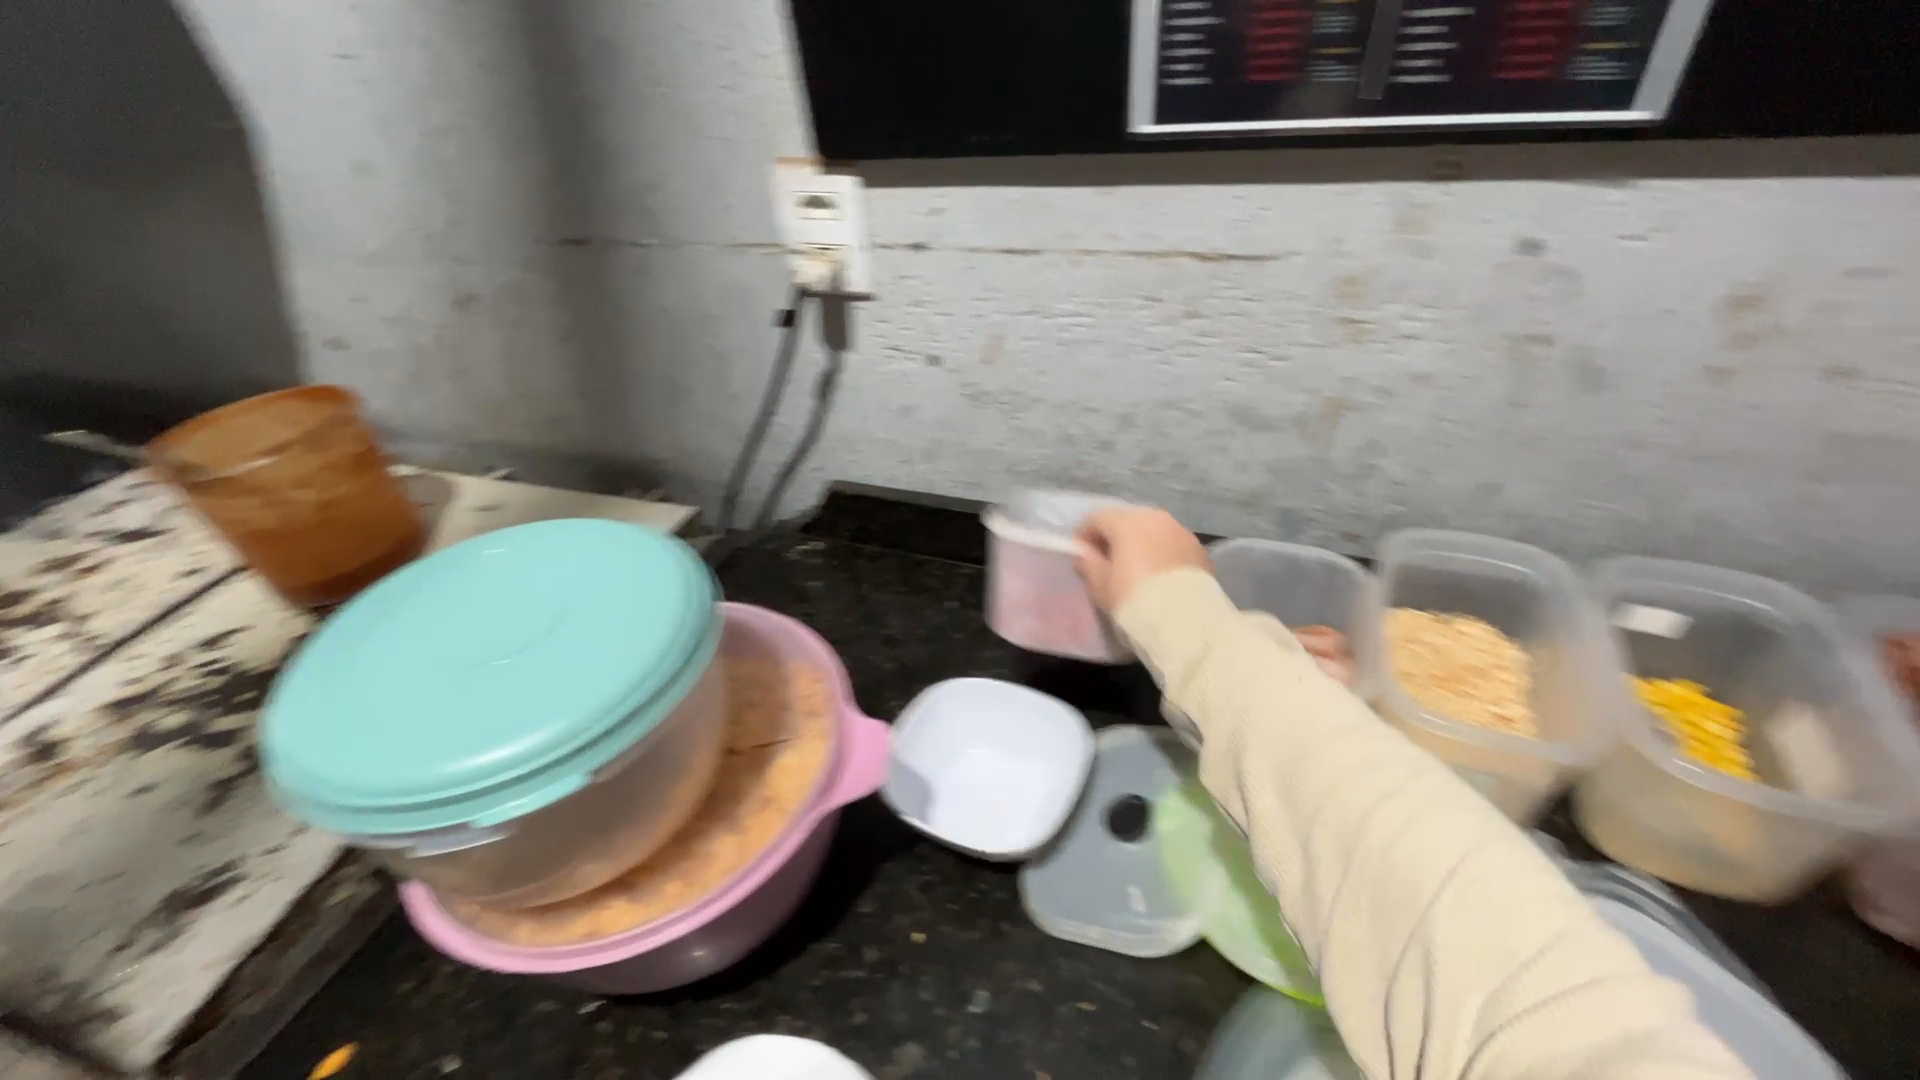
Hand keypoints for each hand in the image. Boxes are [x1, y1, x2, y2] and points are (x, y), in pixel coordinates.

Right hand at [1075, 507, 1209, 612]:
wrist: (1185, 622)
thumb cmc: (1134, 599)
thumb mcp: (1101, 585)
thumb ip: (1088, 563)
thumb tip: (1084, 554)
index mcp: (1127, 522)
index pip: (1096, 519)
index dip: (1084, 536)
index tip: (1080, 556)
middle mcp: (1155, 517)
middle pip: (1127, 520)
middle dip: (1114, 538)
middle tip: (1108, 562)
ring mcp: (1181, 531)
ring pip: (1152, 530)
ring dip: (1140, 544)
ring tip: (1136, 569)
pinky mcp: (1199, 549)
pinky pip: (1172, 544)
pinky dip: (1161, 553)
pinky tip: (1159, 575)